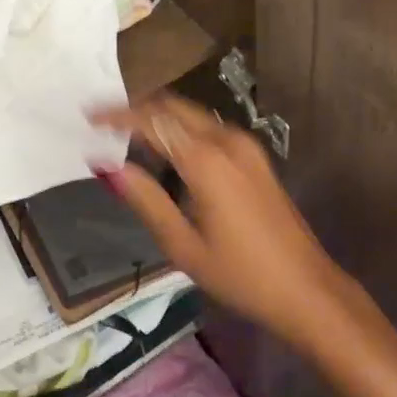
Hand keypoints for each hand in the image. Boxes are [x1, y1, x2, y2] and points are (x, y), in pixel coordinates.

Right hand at [92, 95, 352, 346]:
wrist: (307, 290)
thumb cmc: (241, 275)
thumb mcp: (183, 245)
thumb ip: (145, 199)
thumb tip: (108, 166)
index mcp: (206, 160)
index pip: (153, 120)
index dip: (118, 115)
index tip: (89, 117)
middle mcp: (226, 140)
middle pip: (173, 107)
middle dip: (136, 109)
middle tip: (103, 122)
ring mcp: (245, 146)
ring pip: (192, 114)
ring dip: (160, 117)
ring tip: (126, 135)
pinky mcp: (255, 157)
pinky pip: (208, 128)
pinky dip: (180, 129)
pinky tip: (165, 152)